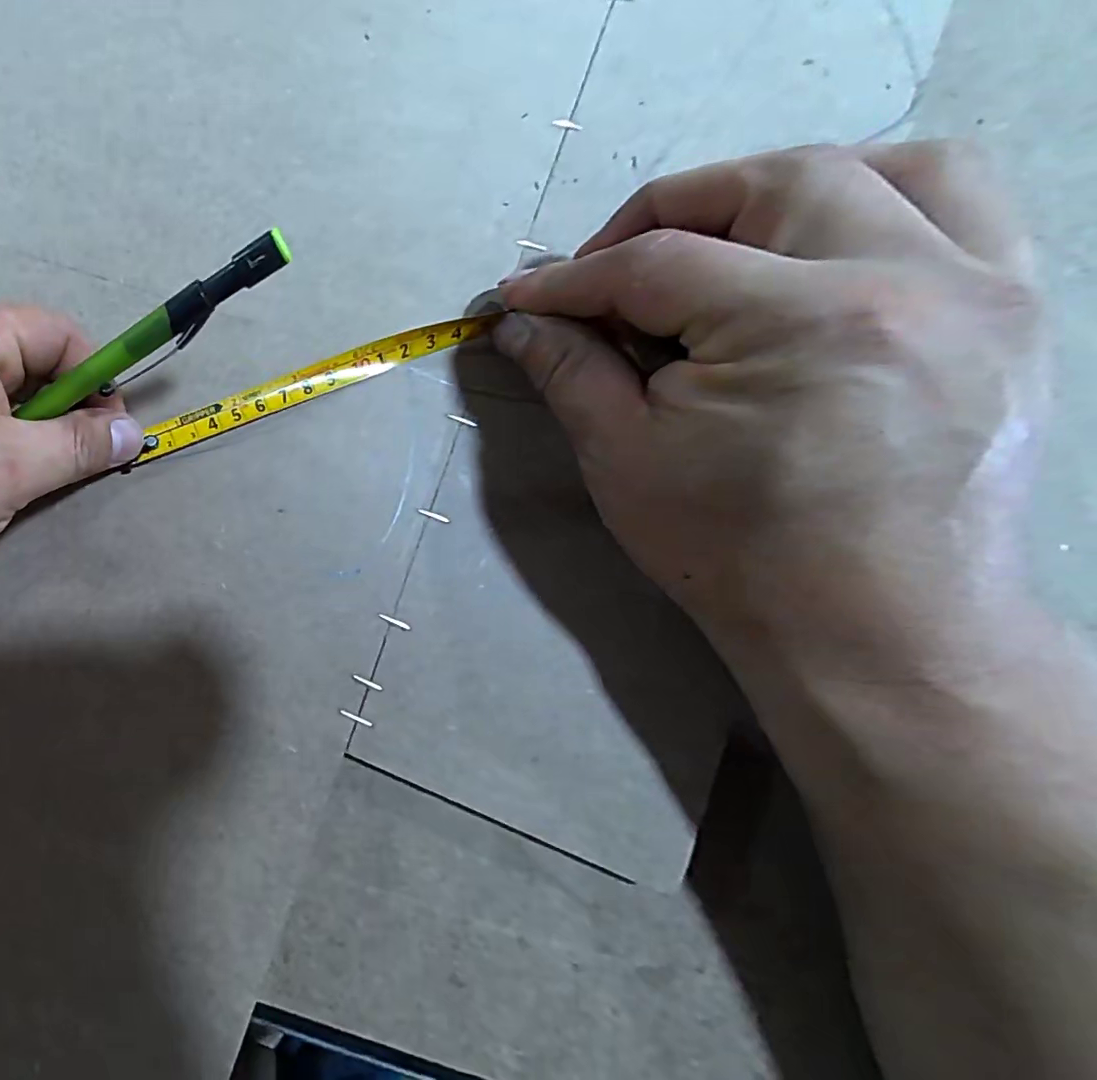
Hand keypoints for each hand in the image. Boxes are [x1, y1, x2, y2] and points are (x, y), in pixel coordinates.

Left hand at [0, 290, 143, 626]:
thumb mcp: (9, 470)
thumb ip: (79, 445)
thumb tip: (134, 433)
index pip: (53, 332)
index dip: (96, 380)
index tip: (113, 433)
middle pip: (19, 358)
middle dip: (53, 411)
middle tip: (64, 465)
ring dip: (18, 430)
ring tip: (12, 479)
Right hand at [492, 142, 1044, 672]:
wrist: (865, 618)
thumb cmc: (725, 546)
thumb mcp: (622, 456)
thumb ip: (568, 370)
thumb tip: (516, 322)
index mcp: (803, 324)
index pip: (657, 265)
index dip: (571, 278)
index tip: (519, 296)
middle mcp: (912, 278)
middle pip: (773, 182)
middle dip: (663, 213)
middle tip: (604, 269)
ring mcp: (985, 286)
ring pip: (888, 167)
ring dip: (775, 191)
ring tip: (711, 246)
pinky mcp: (1013, 310)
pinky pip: (959, 206)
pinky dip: (871, 203)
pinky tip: (808, 255)